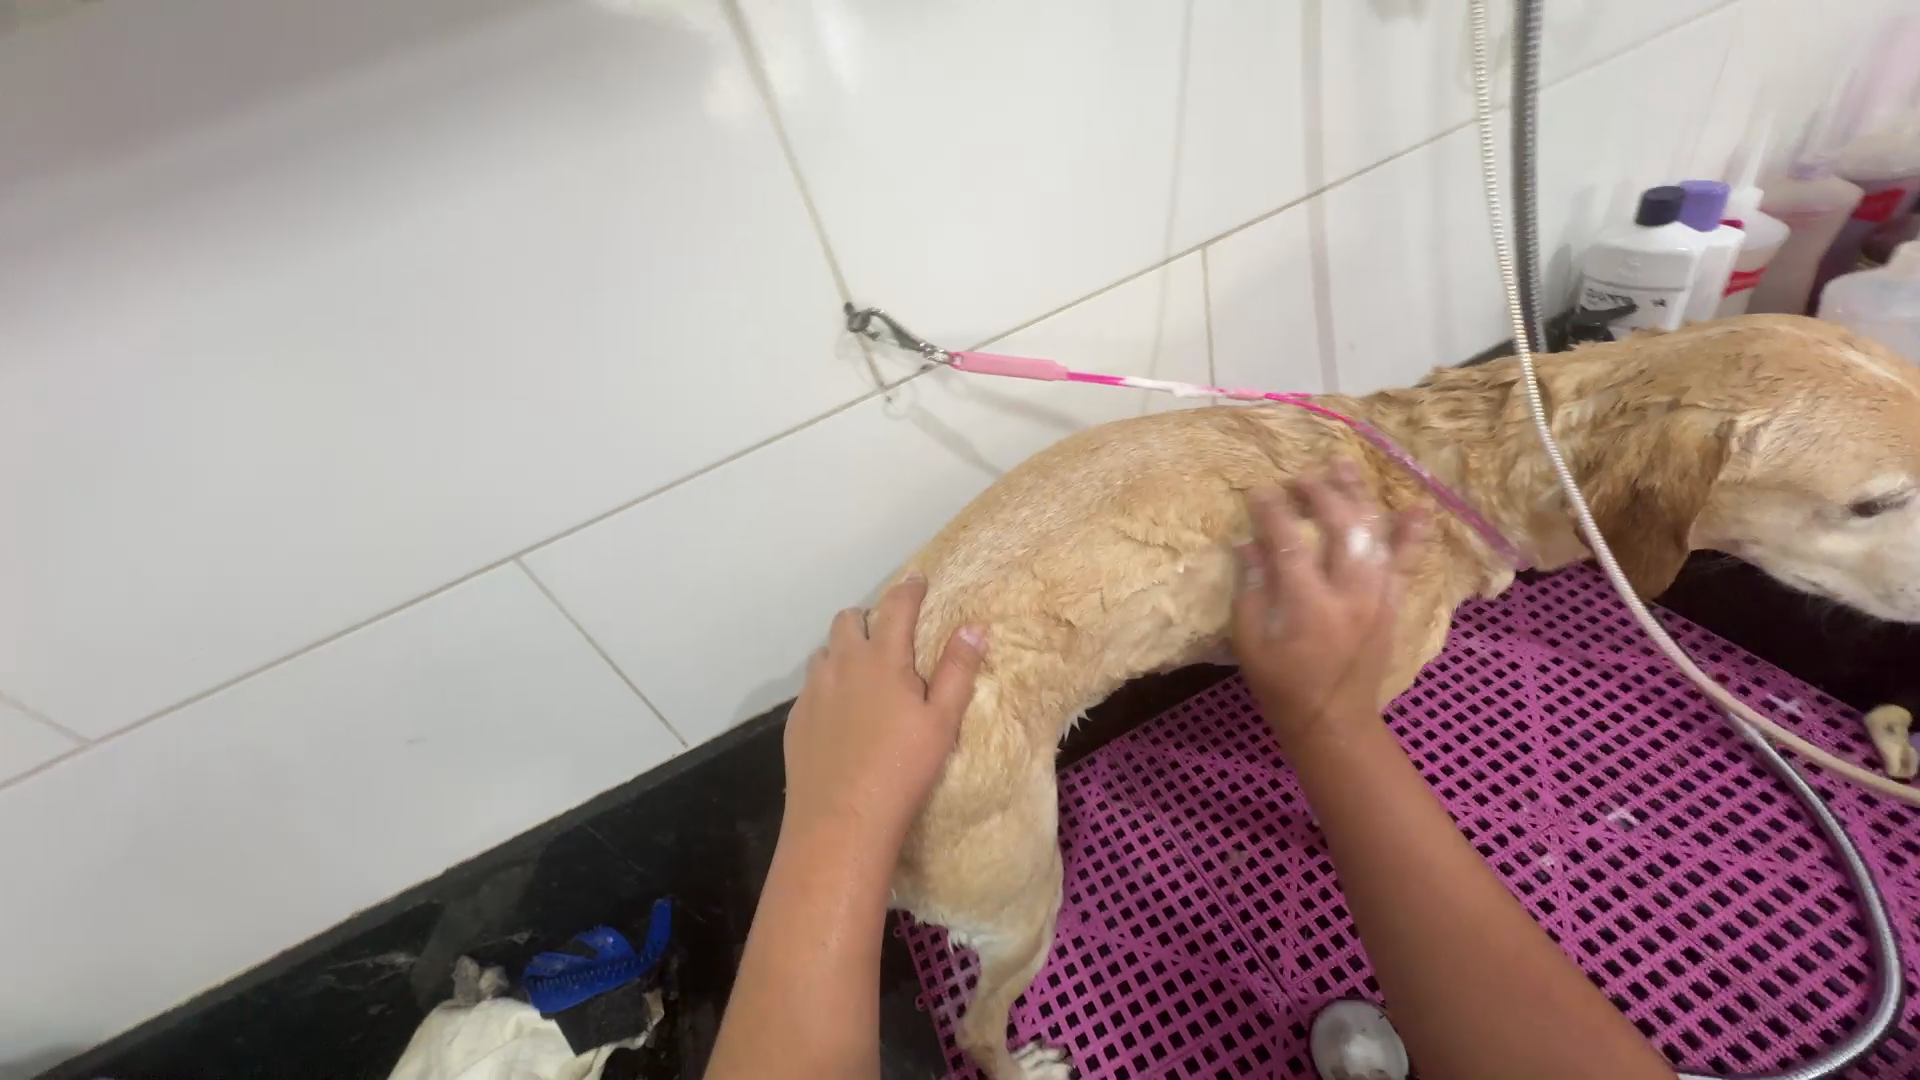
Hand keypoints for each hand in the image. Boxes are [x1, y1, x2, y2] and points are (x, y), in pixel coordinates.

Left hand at [782, 577, 986, 849]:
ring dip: (843, 648)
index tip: (917, 579)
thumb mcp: (942, 721)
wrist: (841, 821)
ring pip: (825, 651)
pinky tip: (840, 711)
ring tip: (862, 670)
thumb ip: (957, 670)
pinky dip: (828, 682)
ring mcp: (813, 691)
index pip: (896, 607)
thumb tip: (974, 627)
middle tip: (888, 632)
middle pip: (848, 620)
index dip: (909, 588)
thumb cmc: (902, 769)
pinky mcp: (795, 719)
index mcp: (882, 659)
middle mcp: (842, 664)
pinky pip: (811, 685)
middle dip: (868, 616)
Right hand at [1231, 463, 1424, 755]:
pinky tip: (1413, 508)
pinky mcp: (1392, 604)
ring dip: (1357, 497)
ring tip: (1342, 467)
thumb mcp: (1249, 642)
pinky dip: (1411, 533)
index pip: (1289, 542)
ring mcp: (1378, 597)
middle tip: (1298, 479)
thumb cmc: (1280, 684)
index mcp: (1307, 605)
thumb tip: (1249, 544)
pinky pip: (1406, 561)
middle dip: (1317, 495)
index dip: (1272, 511)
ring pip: (1374, 534)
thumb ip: (1251, 590)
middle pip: (1339, 528)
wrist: (1333, 720)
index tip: (1258, 490)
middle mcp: (1349, 594)